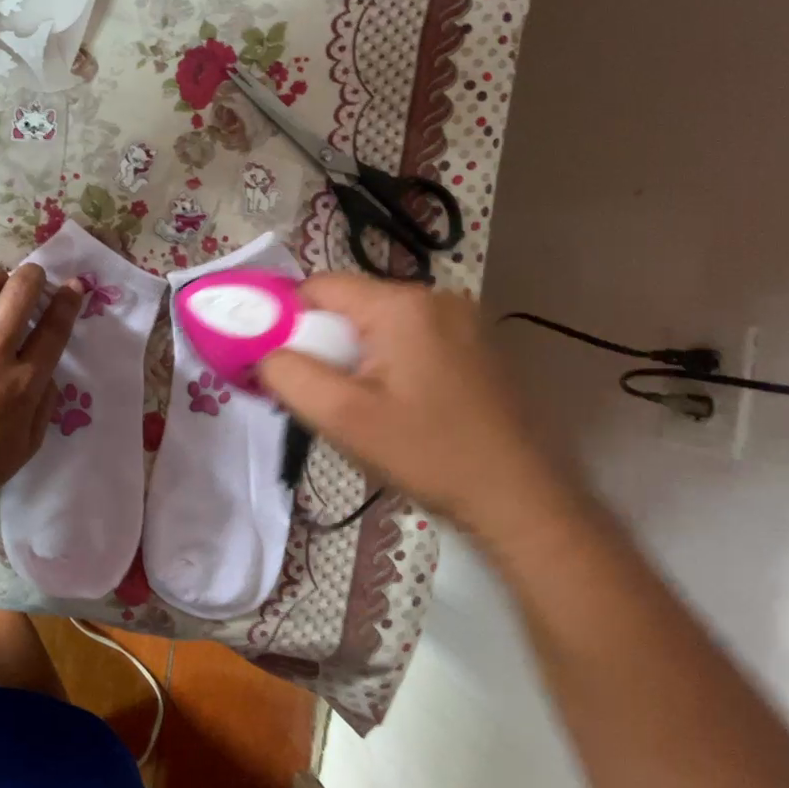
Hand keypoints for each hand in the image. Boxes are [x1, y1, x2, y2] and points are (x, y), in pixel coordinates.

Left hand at [0, 264, 84, 526]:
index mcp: (23, 385)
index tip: (73, 286)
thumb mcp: (30, 443)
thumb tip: (45, 366)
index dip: (67, 300)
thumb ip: (44, 400)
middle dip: (32, 275)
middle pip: (17, 293)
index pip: (53, 327)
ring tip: (2, 279)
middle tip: (34, 276)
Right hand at [259, 273, 581, 540]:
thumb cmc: (428, 453)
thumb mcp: (341, 417)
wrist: (522, 500)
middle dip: (324, 344)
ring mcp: (464, 321)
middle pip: (349, 305)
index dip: (289, 321)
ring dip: (356, 356)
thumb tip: (266, 353)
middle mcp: (437, 298)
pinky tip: (398, 406)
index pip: (317, 287)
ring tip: (362, 407)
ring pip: (377, 324)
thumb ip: (287, 373)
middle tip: (327, 396)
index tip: (289, 368)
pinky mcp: (477, 346)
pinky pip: (409, 339)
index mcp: (402, 305)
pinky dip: (388, 363)